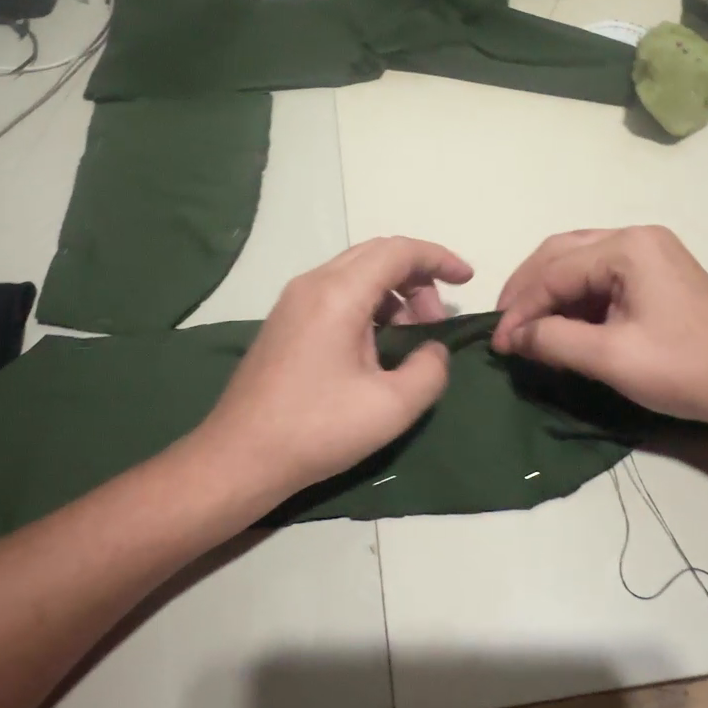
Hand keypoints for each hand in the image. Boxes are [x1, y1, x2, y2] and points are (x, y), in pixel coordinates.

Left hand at [196, 236, 473, 495]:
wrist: (240, 457)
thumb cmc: (317, 430)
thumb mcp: (392, 407)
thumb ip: (430, 369)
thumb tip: (432, 349)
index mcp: (338, 293)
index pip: (398, 251)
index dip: (439, 258)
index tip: (468, 279)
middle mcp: (313, 284)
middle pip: (376, 254)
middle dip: (418, 277)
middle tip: (438, 321)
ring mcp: (293, 301)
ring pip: (356, 272)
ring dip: (394, 293)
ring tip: (412, 337)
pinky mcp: (285, 321)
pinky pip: (337, 292)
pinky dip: (369, 304)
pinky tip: (378, 345)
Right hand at [491, 226, 707, 428]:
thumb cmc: (683, 369)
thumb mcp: (610, 358)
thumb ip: (553, 341)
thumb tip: (511, 337)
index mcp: (627, 247)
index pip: (554, 271)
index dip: (520, 308)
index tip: (498, 344)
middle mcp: (636, 237)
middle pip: (561, 254)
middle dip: (527, 291)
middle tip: (505, 328)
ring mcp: (650, 252)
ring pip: (578, 261)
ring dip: (549, 293)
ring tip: (526, 327)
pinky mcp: (656, 273)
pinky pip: (600, 276)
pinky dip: (575, 299)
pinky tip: (561, 324)